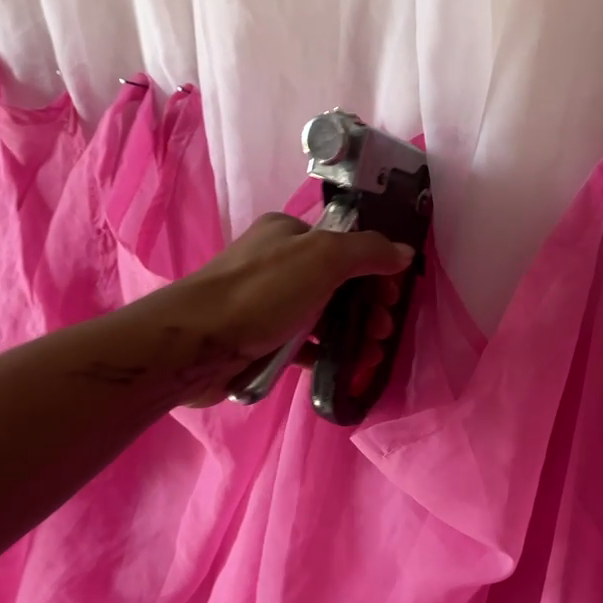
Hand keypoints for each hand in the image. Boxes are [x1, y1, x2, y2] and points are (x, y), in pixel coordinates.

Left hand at [129, 212, 414, 406]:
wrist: (198, 343)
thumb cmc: (263, 293)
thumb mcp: (323, 258)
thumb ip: (368, 251)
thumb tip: (403, 251)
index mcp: (289, 234)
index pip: (345, 244)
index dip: (376, 269)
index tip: (393, 297)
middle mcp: (279, 263)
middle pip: (340, 283)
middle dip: (369, 307)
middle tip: (384, 331)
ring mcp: (270, 304)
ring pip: (325, 317)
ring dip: (355, 334)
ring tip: (372, 356)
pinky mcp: (263, 339)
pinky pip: (306, 345)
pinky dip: (329, 355)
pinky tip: (347, 369)